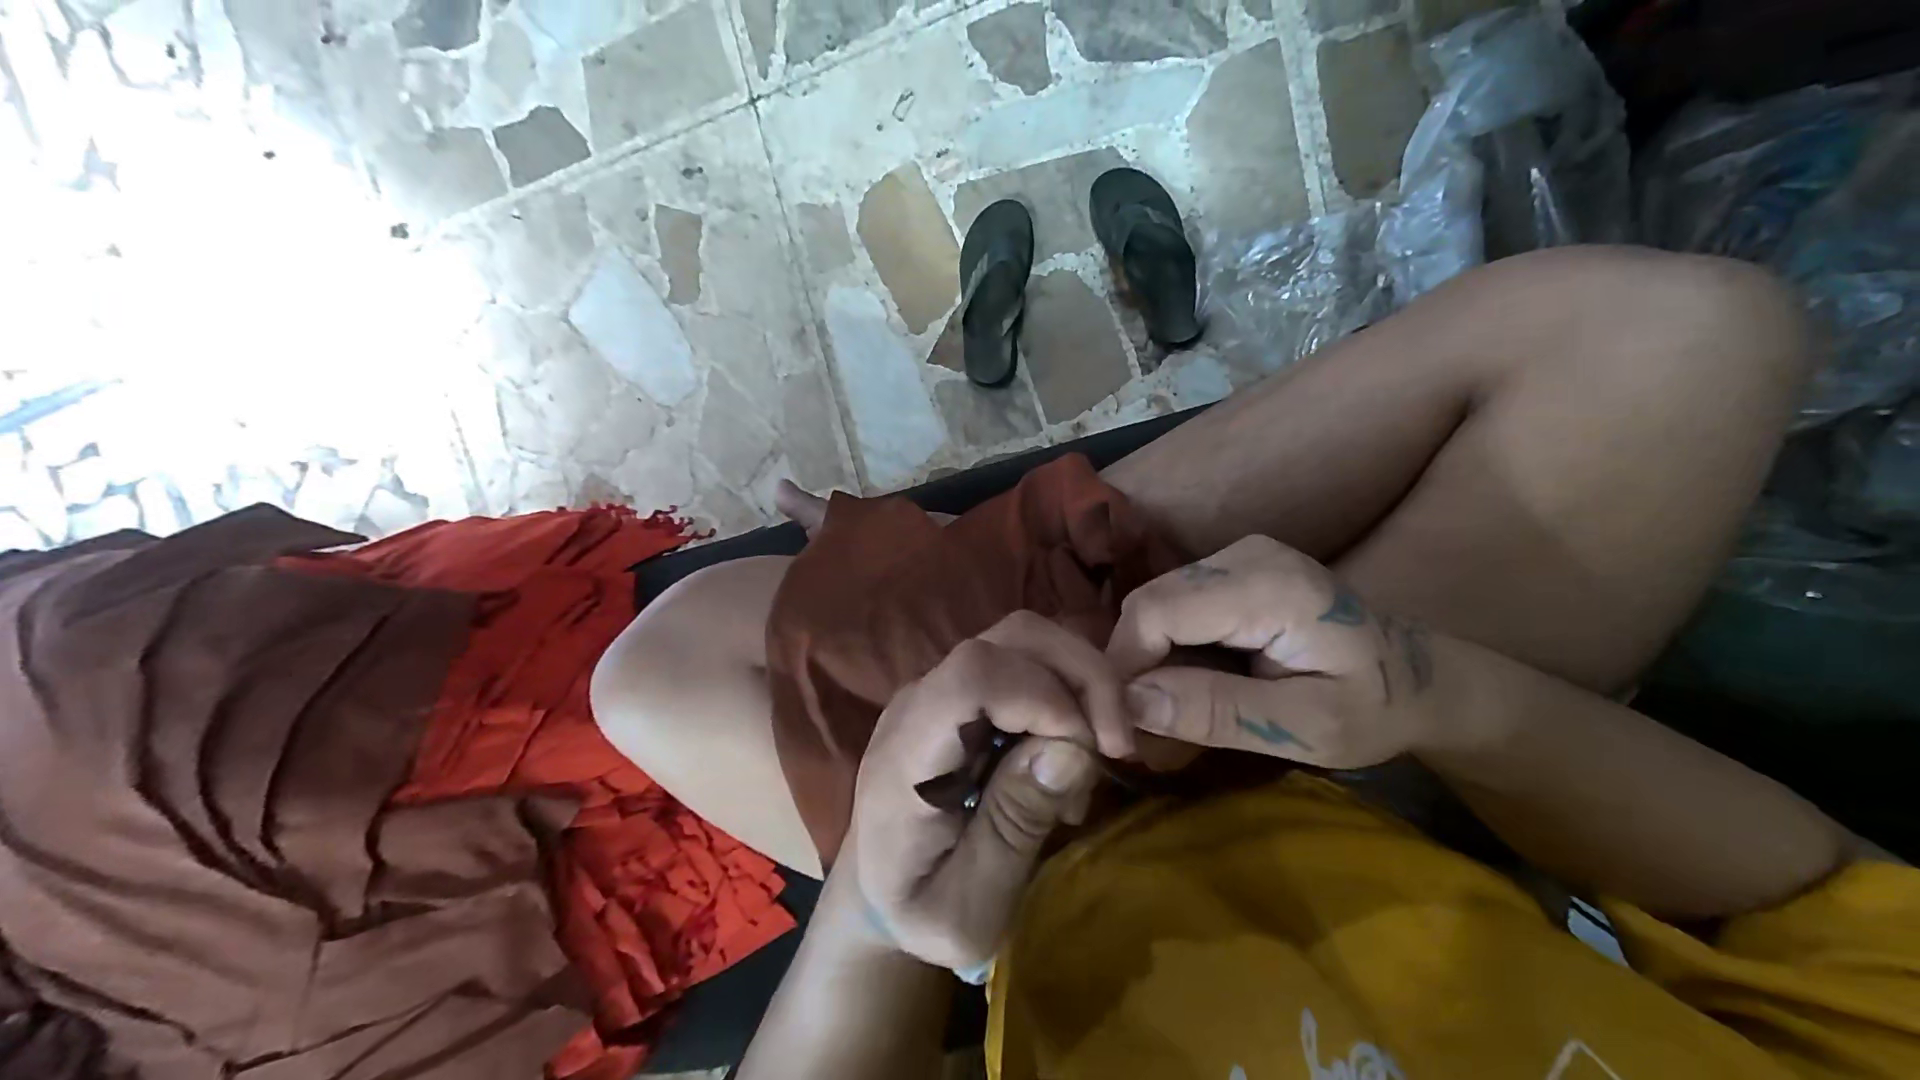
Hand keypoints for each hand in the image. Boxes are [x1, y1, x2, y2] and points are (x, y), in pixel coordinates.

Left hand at [849, 612, 1123, 977]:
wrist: (881, 891)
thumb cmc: (919, 908)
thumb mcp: (969, 905)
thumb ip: (1012, 827)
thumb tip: (1070, 747)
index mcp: (906, 753)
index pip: (973, 676)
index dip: (1043, 695)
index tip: (1090, 751)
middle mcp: (920, 700)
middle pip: (1011, 637)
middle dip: (1082, 676)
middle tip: (1119, 746)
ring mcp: (941, 688)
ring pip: (1024, 639)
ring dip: (1080, 683)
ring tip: (1097, 756)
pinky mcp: (962, 693)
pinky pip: (1025, 663)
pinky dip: (1067, 692)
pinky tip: (1072, 752)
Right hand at [1107, 535, 1441, 769]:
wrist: (1414, 675)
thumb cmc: (1374, 709)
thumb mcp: (1307, 730)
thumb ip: (1218, 712)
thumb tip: (1130, 702)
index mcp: (1272, 587)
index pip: (1157, 611)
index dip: (1125, 665)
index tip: (1123, 724)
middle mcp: (1246, 554)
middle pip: (1148, 602)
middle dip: (1132, 663)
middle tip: (1139, 723)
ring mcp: (1237, 554)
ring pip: (1153, 602)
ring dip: (1146, 656)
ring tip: (1165, 706)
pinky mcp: (1230, 566)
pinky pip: (1171, 601)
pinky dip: (1164, 644)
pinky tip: (1187, 678)